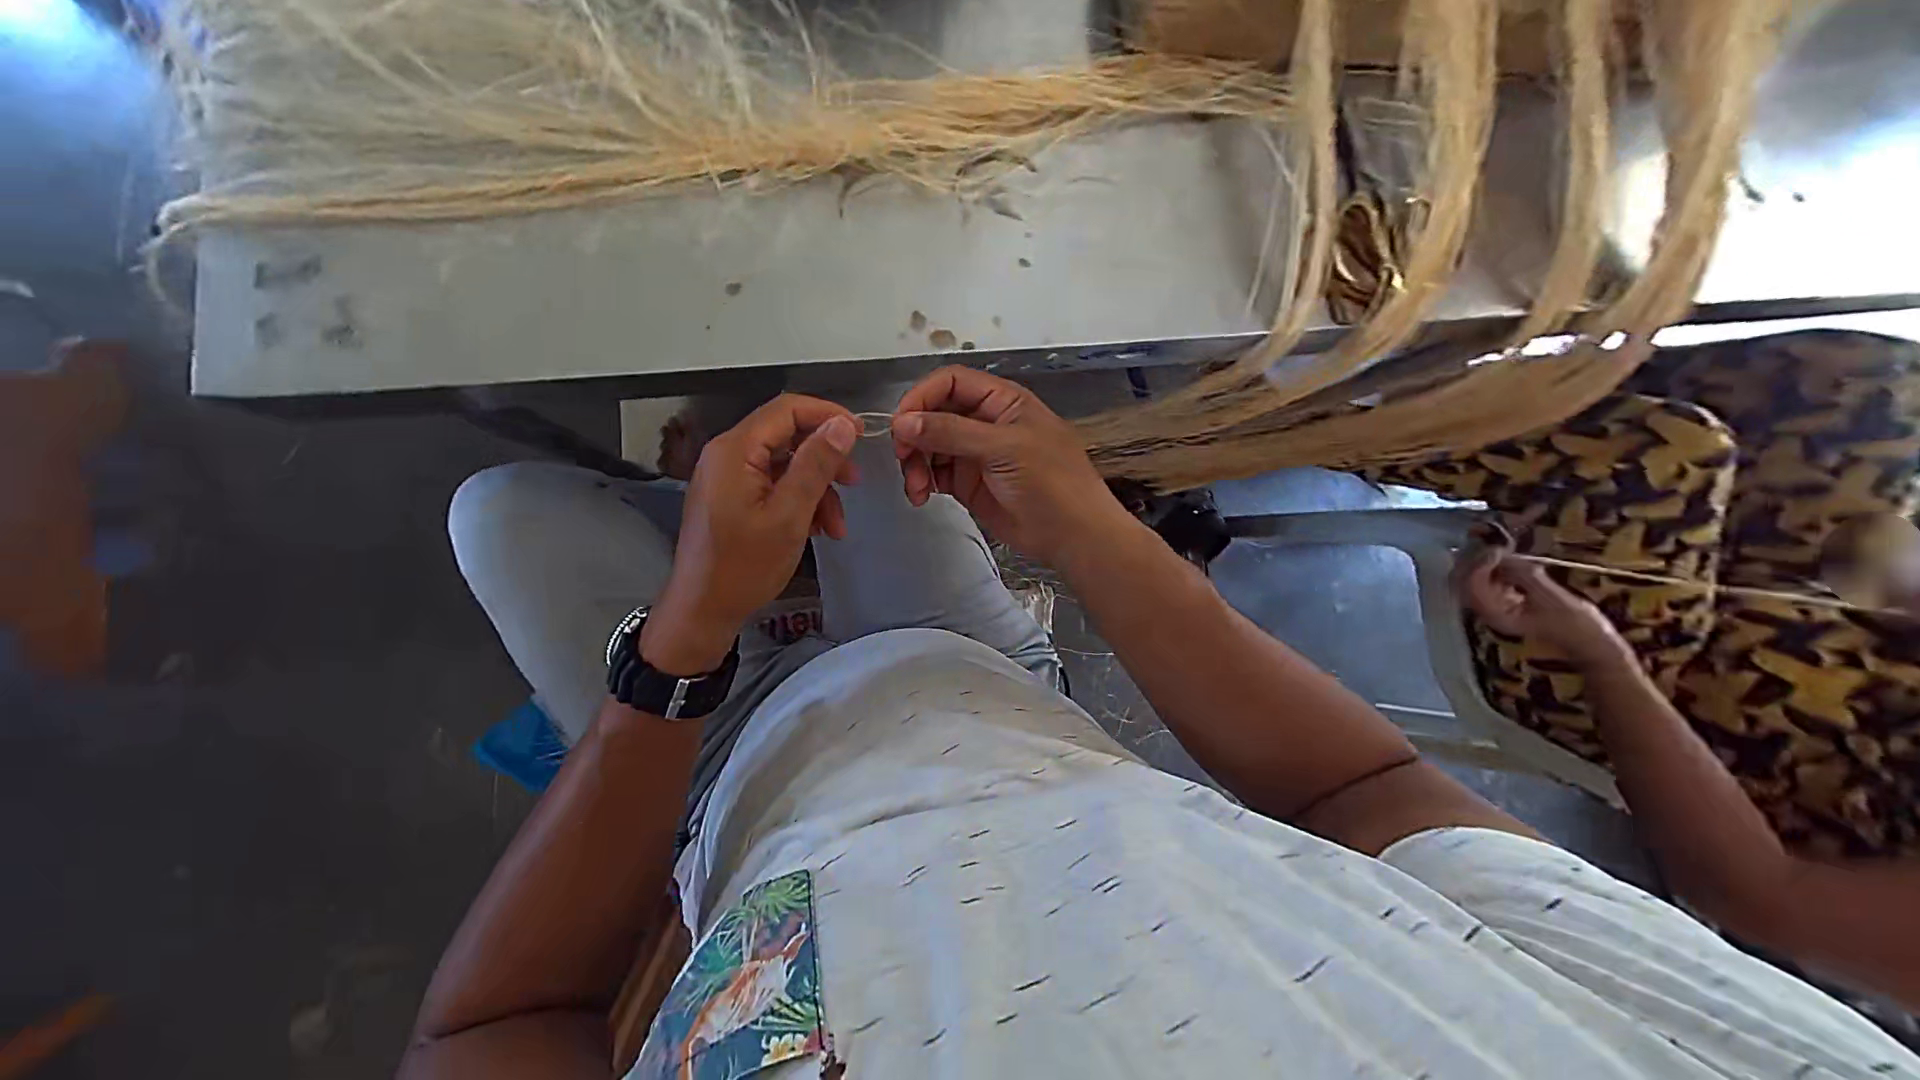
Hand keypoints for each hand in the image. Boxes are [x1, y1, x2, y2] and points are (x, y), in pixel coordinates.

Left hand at [641, 395, 857, 674]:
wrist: (703, 610)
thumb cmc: (743, 566)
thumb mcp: (789, 515)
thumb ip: (816, 465)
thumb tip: (842, 425)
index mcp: (735, 451)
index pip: (787, 409)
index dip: (827, 415)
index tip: (861, 434)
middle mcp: (728, 455)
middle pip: (788, 436)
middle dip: (825, 460)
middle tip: (854, 482)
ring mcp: (729, 477)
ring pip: (786, 465)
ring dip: (817, 489)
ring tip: (836, 525)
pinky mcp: (733, 498)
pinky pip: (774, 485)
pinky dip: (800, 502)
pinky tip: (817, 529)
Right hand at [891, 366, 1130, 564]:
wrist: (1072, 534)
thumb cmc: (1051, 482)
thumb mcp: (1004, 448)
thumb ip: (952, 432)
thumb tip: (904, 422)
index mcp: (1001, 401)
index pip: (951, 383)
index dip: (922, 397)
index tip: (901, 422)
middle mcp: (985, 422)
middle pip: (934, 414)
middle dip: (914, 434)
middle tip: (903, 458)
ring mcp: (975, 453)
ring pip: (930, 446)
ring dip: (915, 463)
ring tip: (916, 488)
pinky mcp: (968, 483)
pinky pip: (935, 473)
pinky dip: (922, 482)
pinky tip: (922, 496)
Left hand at [1458, 550, 1630, 667]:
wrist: (1590, 642)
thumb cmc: (1576, 625)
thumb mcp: (1554, 599)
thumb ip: (1526, 577)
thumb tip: (1506, 556)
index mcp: (1495, 615)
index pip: (1472, 587)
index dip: (1479, 565)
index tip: (1497, 551)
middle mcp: (1487, 611)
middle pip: (1463, 582)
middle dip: (1475, 561)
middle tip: (1496, 547)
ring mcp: (1493, 606)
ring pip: (1472, 579)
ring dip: (1482, 562)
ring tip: (1502, 550)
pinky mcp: (1503, 600)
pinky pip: (1487, 580)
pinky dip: (1493, 567)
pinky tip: (1507, 559)